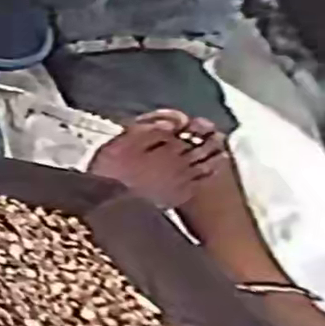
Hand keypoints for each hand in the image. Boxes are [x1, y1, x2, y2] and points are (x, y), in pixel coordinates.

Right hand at [86, 109, 226, 209]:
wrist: (116, 206)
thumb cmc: (109, 173)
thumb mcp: (116, 147)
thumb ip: (142, 131)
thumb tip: (168, 121)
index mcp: (163, 145)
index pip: (178, 127)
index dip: (180, 121)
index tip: (182, 118)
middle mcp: (181, 158)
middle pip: (197, 141)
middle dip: (202, 132)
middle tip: (204, 126)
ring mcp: (186, 176)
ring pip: (207, 157)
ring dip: (212, 148)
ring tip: (215, 141)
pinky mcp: (186, 191)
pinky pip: (206, 175)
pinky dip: (213, 167)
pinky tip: (214, 164)